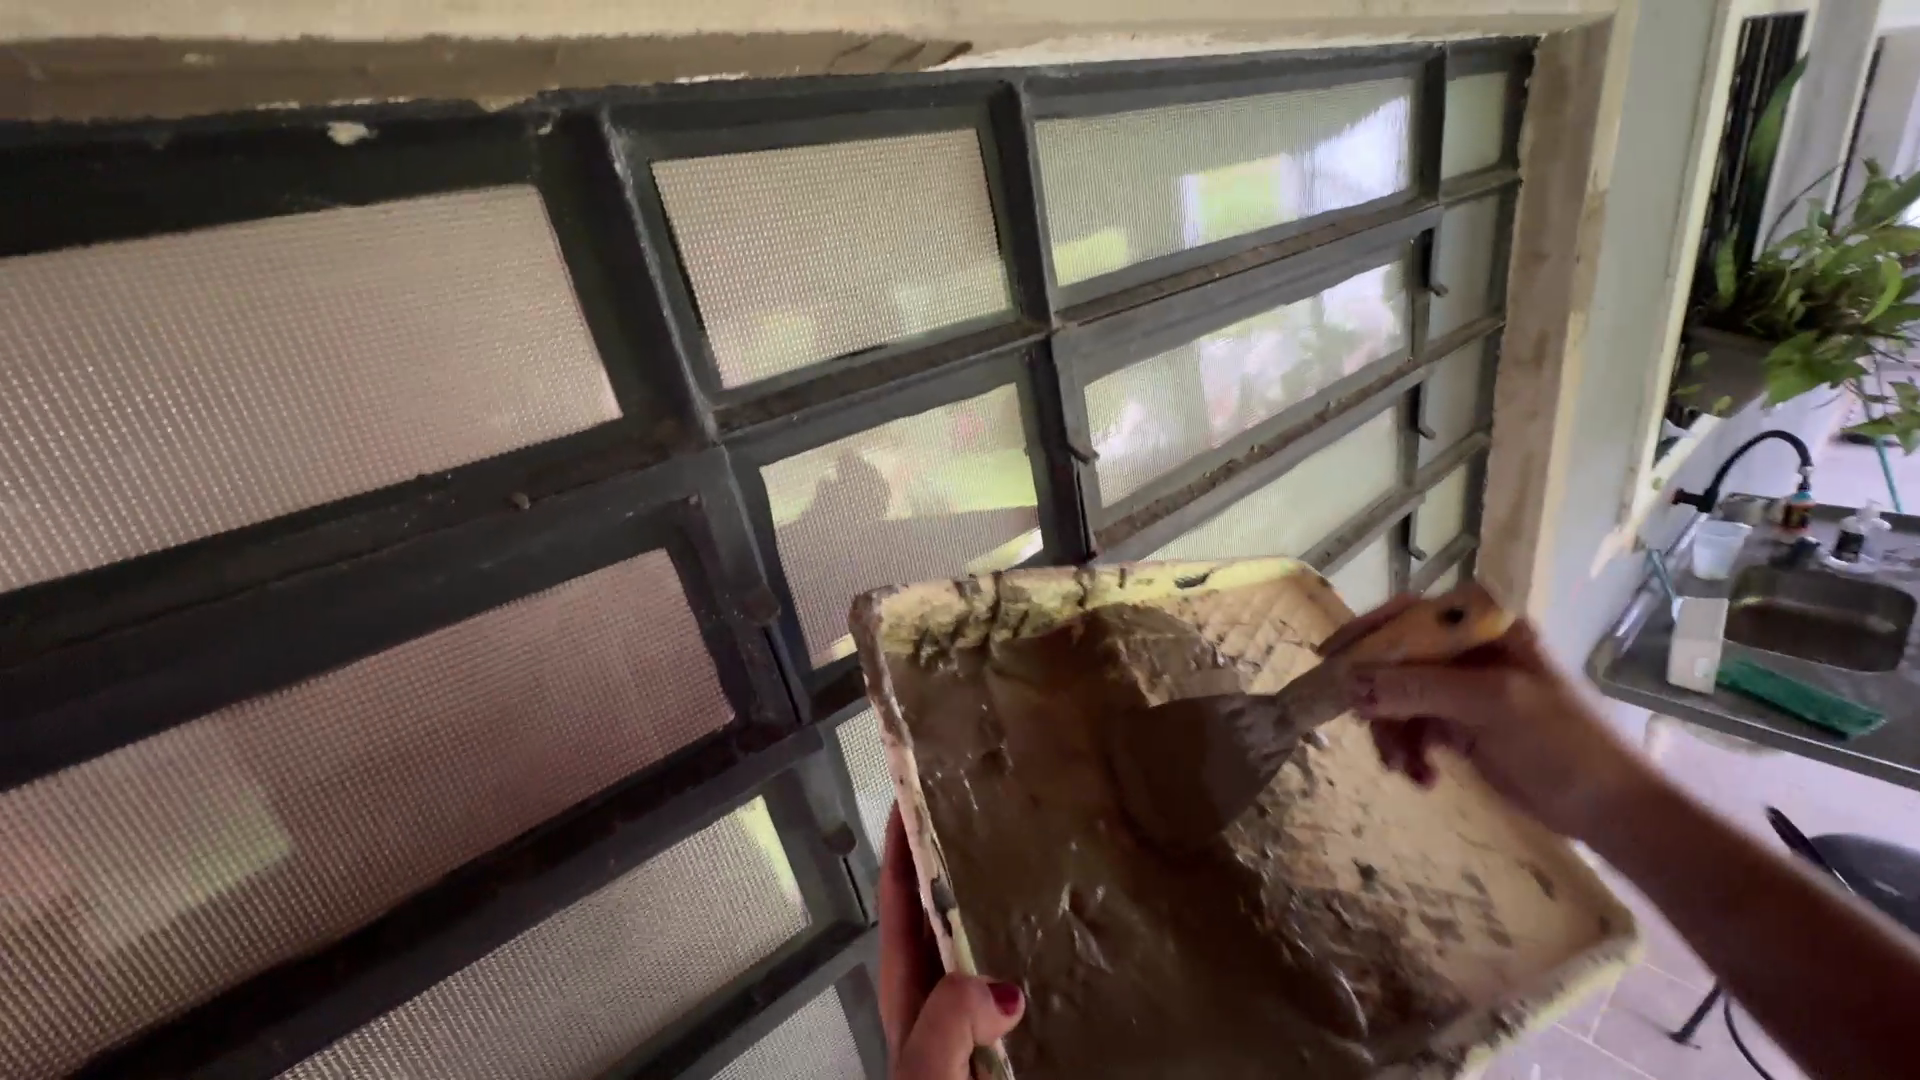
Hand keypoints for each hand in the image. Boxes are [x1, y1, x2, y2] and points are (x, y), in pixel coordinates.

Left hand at [880, 806, 1024, 1077]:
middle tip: (989, 806)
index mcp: (905, 986)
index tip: (914, 792)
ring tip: (1034, 849)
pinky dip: (1032, 945)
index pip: (898, 897)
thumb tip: (1006, 989)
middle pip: (938, 906)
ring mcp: (968, 1011)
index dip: (901, 843)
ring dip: (996, 895)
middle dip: (953, 856)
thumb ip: (950, 1019)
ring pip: (980, 936)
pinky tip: (1062, 930)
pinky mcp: (1001, 1033)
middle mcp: (935, 989)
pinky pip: (1016, 974)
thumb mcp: (927, 1068)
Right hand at [1321, 595, 1654, 840]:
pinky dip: (1408, 751)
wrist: (1614, 812)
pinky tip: (1421, 777)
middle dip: (1378, 698)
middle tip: (1364, 726)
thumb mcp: (1491, 705)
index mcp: (1484, 632)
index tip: (1329, 658)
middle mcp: (1467, 654)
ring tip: (1402, 768)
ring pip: (1395, 698)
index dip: (1365, 633)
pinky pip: (1411, 728)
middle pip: (1394, 661)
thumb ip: (1417, 687)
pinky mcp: (1458, 725)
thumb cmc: (1565, 745)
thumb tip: (1349, 682)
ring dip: (1391, 733)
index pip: (1409, 616)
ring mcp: (1462, 690)